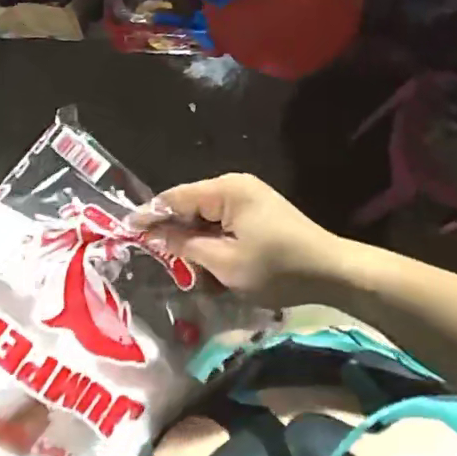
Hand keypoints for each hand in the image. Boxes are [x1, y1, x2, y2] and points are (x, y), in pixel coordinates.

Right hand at [129, 174, 343, 303]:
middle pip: (190, 203)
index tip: (125, 230)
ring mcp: (248, 196)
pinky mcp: (257, 211)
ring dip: (190, 234)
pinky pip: (222, 219)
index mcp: (226, 189)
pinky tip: (200, 255)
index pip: (176, 197)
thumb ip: (186, 246)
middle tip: (144, 248)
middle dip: (169, 226)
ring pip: (205, 213)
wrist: (331, 271)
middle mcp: (235, 184)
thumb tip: (154, 234)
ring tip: (168, 256)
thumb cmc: (276, 267)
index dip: (150, 214)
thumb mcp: (225, 262)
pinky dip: (209, 236)